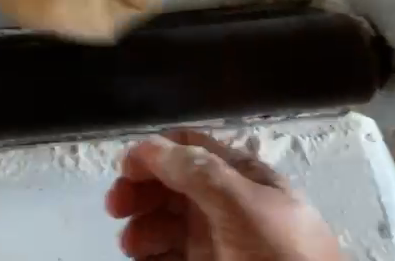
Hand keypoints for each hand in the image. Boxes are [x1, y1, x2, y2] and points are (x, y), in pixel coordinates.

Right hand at [107, 129, 344, 260]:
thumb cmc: (278, 258)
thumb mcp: (241, 205)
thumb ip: (195, 169)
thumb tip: (148, 146)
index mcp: (242, 178)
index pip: (191, 147)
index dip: (155, 151)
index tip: (125, 169)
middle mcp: (229, 207)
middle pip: (174, 185)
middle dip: (141, 191)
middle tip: (115, 209)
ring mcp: (222, 247)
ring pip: (170, 226)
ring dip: (143, 228)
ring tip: (130, 246)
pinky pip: (173, 260)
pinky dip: (152, 258)